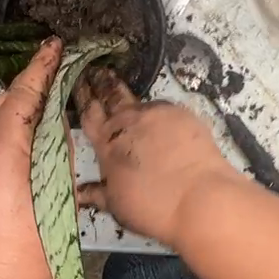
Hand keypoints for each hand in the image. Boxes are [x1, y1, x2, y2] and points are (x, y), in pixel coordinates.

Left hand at [0, 38, 62, 278]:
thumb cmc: (31, 250)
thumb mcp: (56, 195)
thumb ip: (53, 149)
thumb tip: (52, 119)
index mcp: (1, 150)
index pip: (23, 95)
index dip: (41, 69)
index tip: (53, 48)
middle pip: (1, 103)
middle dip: (26, 99)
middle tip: (53, 107)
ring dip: (8, 117)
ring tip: (32, 133)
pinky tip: (12, 153)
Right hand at [75, 68, 243, 247]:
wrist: (199, 199)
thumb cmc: (152, 207)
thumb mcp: (117, 205)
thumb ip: (98, 193)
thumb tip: (81, 192)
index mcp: (107, 144)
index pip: (89, 114)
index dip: (84, 96)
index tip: (79, 80)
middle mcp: (128, 122)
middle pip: (111, 95)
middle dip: (103, 83)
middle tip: (97, 71)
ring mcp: (157, 114)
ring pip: (140, 104)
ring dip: (135, 106)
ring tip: (135, 109)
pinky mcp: (183, 115)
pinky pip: (166, 112)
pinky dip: (162, 118)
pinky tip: (166, 129)